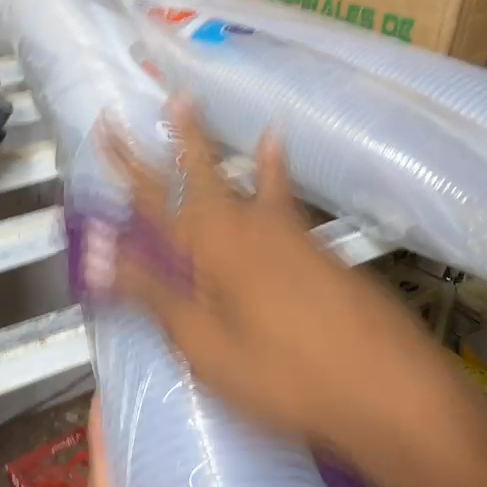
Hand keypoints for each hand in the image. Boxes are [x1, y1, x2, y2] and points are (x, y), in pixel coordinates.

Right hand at [89, 96, 463, 453]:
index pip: (152, 196)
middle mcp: (244, 225)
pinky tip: (273, 143)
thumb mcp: (204, 343)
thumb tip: (99, 256)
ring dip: (208, 146)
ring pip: (233, 179)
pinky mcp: (312, 246)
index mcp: (208, 246)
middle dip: (170, 139)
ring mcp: (283, 231)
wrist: (386, 386)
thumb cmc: (282, 373)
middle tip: (156, 100)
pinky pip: (277, 193)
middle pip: (195, 174)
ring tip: (191, 105)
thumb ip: (154, 292)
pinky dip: (269, 168)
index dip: (125, 163)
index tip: (105, 128)